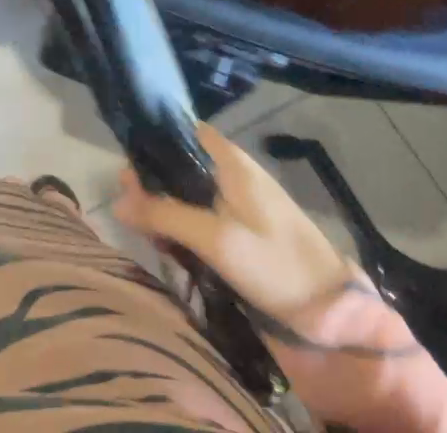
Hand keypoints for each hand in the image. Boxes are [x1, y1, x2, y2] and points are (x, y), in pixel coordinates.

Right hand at [113, 123, 357, 320]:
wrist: (331, 313)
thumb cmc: (276, 264)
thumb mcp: (215, 239)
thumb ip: (164, 216)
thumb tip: (115, 202)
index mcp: (231, 163)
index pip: (182, 132)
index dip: (152, 144)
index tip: (127, 167)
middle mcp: (234, 174)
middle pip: (180, 164)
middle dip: (152, 184)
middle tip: (131, 210)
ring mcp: (240, 202)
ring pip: (187, 192)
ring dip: (165, 209)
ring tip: (148, 234)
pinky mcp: (243, 228)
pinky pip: (201, 216)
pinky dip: (182, 226)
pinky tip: (170, 246)